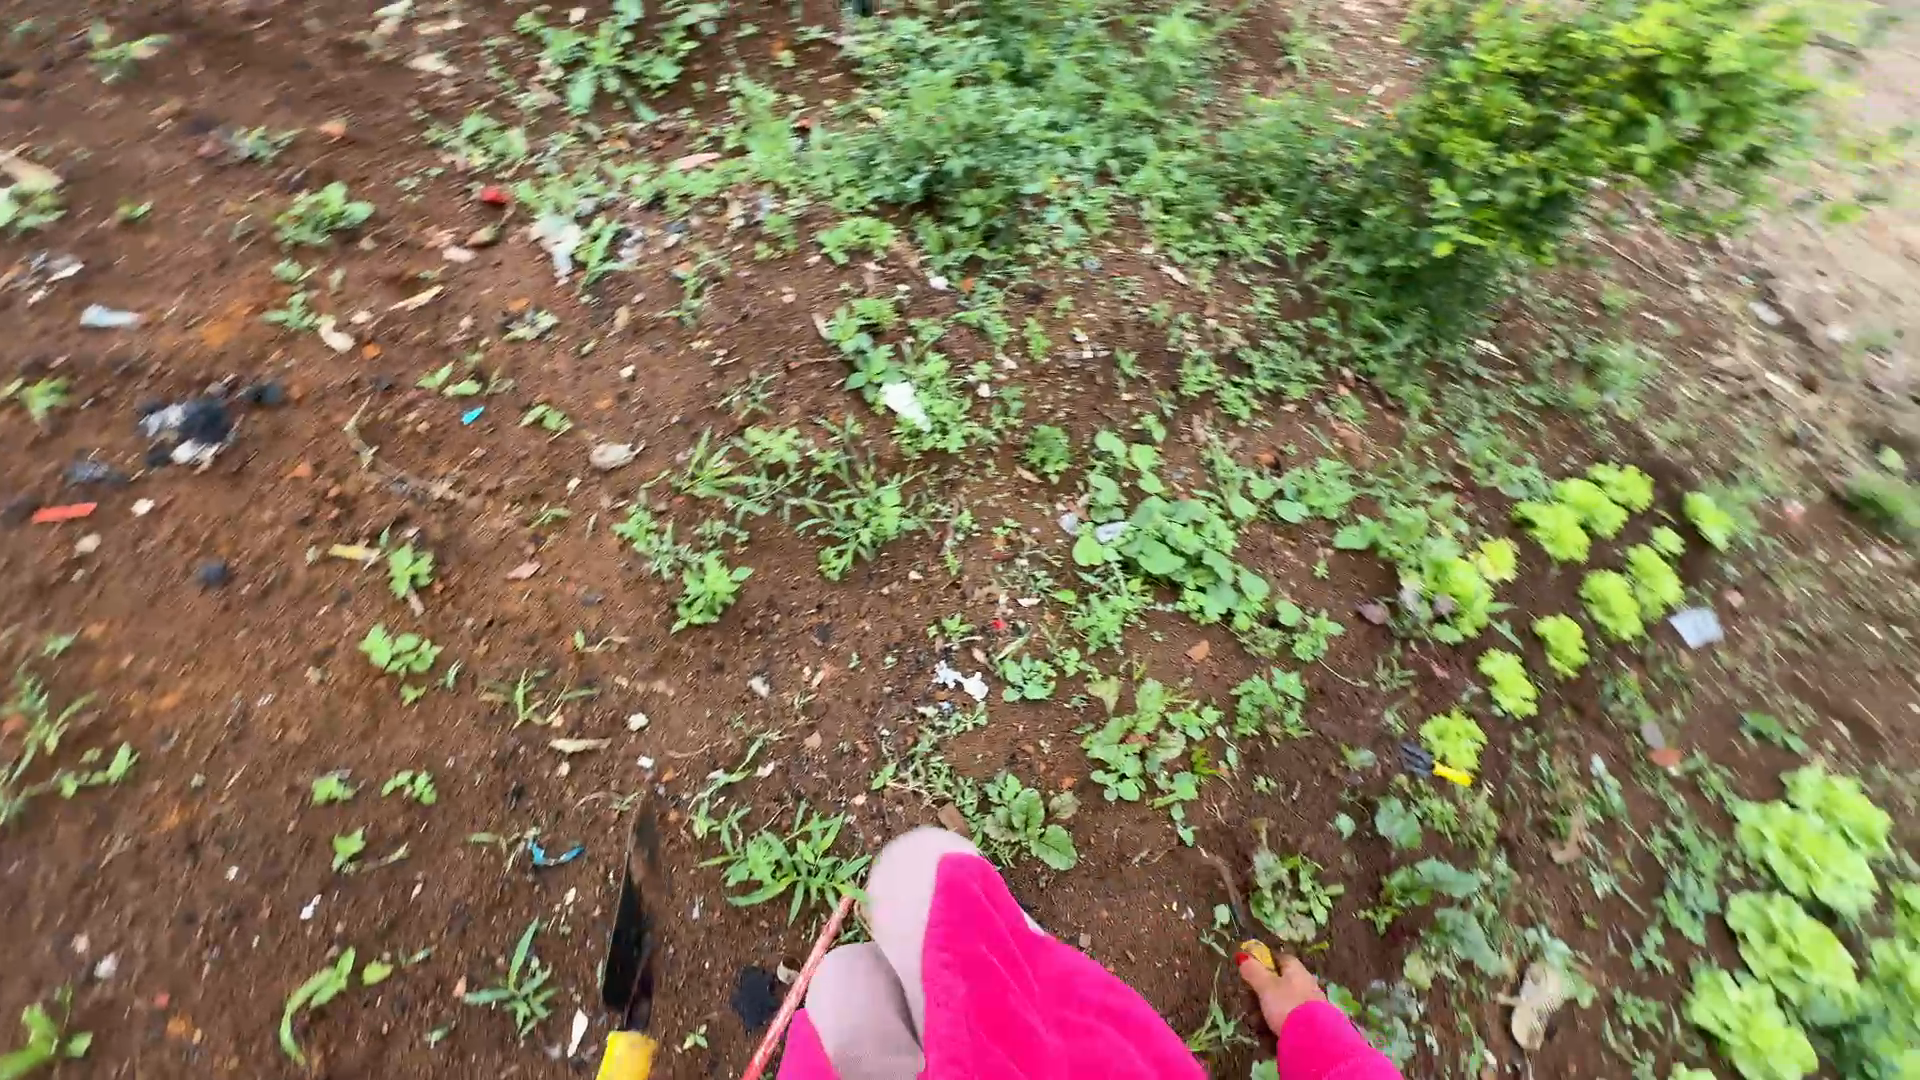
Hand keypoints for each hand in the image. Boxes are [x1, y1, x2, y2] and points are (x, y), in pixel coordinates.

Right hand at [1237, 951, 1325, 1035]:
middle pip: (1283, 981)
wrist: (1315, 1041)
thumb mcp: (1265, 986)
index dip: (1266, 961)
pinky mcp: (1314, 1025)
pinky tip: (1272, 1031)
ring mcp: (1312, 1005)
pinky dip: (1281, 1022)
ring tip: (1258, 1020)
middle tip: (1251, 999)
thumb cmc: (1287, 1005)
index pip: (1281, 958)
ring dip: (1271, 1009)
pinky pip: (1293, 1018)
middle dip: (1266, 989)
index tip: (1253, 968)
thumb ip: (1253, 970)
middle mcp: (1307, 984)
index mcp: (1296, 970)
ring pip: (1286, 1002)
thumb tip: (1243, 956)